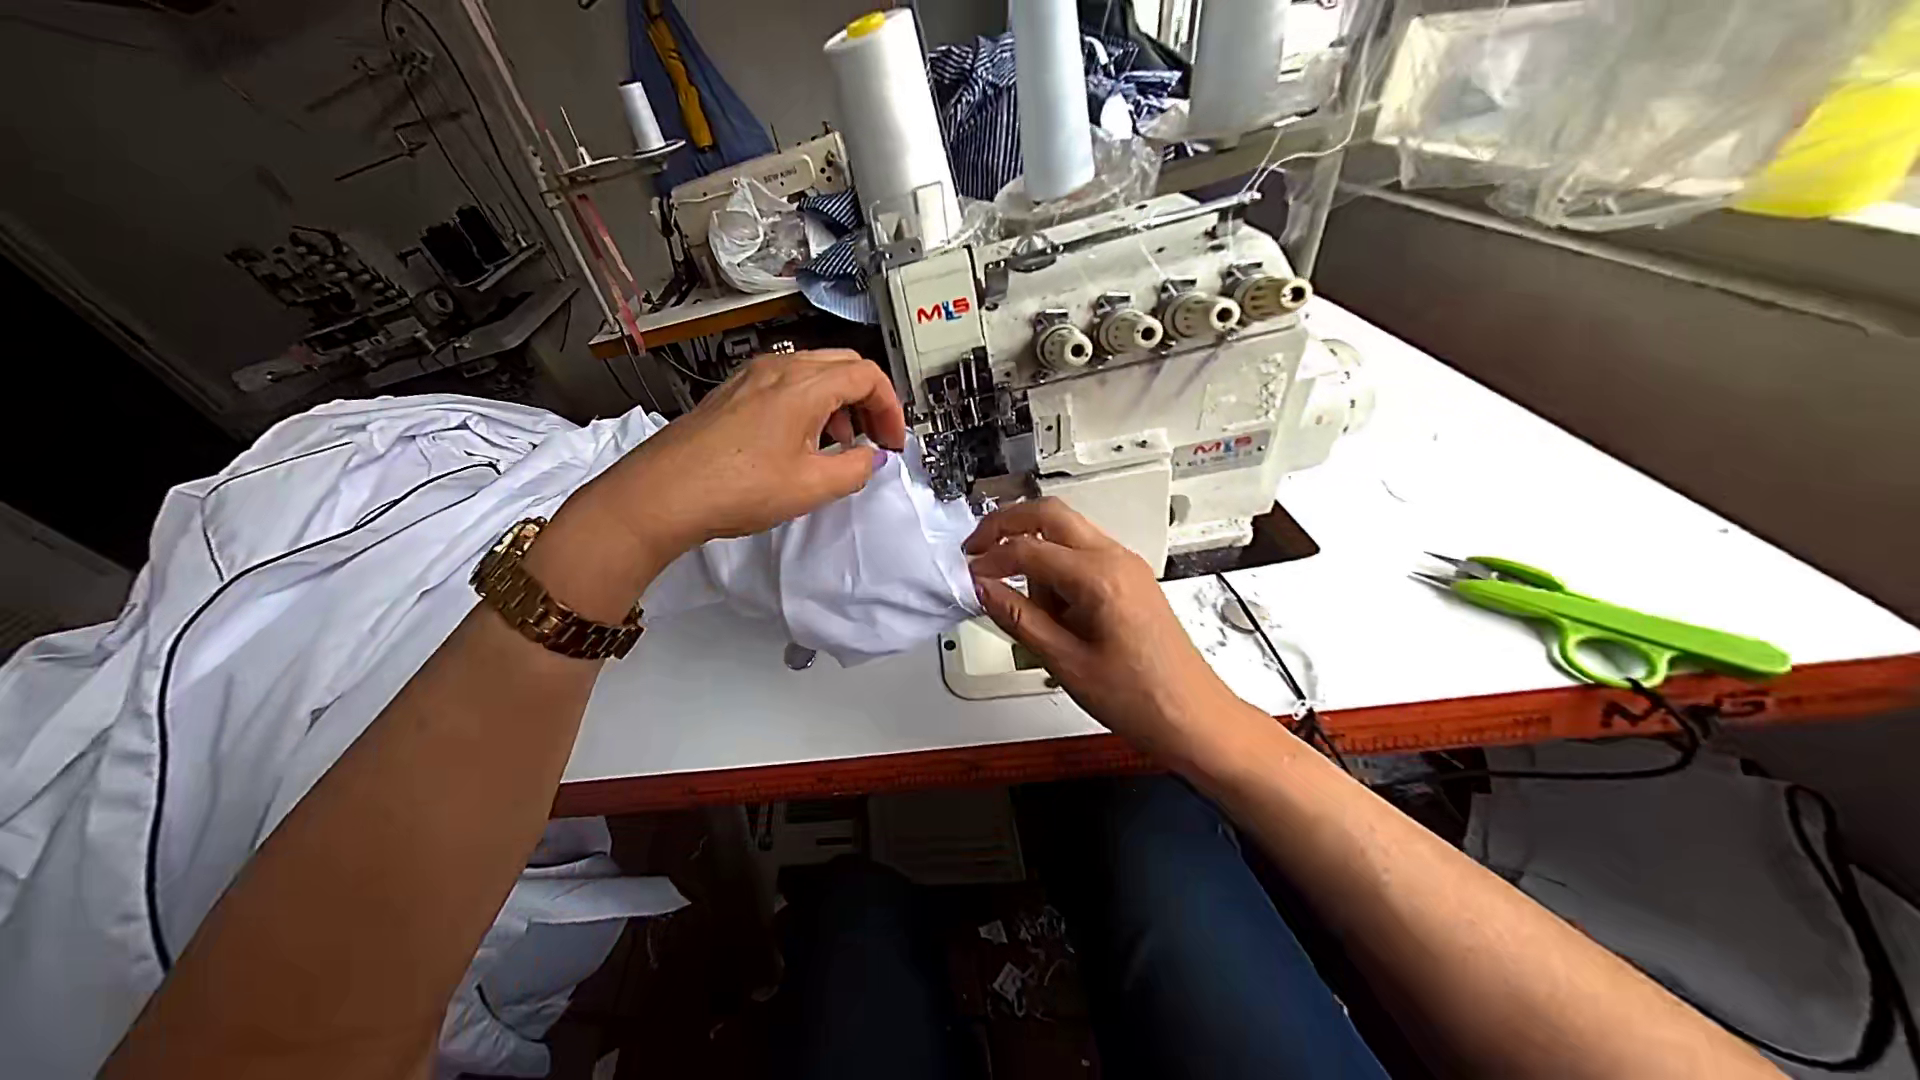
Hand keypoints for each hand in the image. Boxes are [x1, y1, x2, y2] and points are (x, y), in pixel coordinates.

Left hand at [541, 350, 907, 612]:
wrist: (662, 495)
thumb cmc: (731, 487)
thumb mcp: (812, 487)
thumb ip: (856, 468)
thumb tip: (869, 458)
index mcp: (803, 385)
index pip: (867, 375)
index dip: (890, 407)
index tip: (892, 438)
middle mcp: (777, 370)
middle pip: (844, 365)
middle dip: (869, 401)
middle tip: (875, 437)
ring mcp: (751, 378)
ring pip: (815, 373)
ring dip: (840, 403)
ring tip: (840, 444)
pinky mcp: (734, 394)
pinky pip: (787, 385)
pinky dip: (810, 405)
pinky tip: (804, 443)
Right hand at [966, 498, 1252, 762]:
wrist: (1193, 718)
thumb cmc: (1144, 698)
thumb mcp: (1066, 662)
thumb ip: (1019, 618)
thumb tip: (984, 588)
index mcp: (1101, 578)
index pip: (1028, 549)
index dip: (990, 559)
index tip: (969, 573)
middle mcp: (1117, 561)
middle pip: (1049, 514)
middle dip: (1006, 525)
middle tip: (977, 548)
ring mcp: (1126, 567)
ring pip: (1066, 532)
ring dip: (1034, 551)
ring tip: (1030, 609)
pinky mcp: (1129, 580)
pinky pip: (1082, 556)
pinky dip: (1056, 568)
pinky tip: (1051, 610)